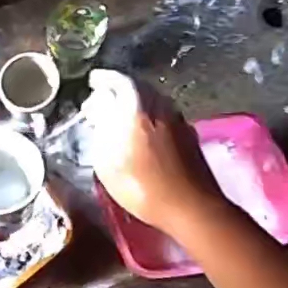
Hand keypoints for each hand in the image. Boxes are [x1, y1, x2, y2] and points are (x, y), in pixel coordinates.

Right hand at [84, 70, 222, 234]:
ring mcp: (179, 122)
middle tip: (105, 98)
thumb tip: (100, 120)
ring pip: (156, 100)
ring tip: (123, 112)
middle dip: (120, 88)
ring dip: (138, 100)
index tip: (94, 80)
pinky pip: (166, 114)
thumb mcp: (108, 168)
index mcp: (138, 114)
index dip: (105, 78)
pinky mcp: (190, 136)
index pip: (121, 82)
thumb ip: (101, 138)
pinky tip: (145, 129)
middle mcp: (161, 110)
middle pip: (141, 87)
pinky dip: (152, 113)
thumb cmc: (144, 191)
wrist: (193, 209)